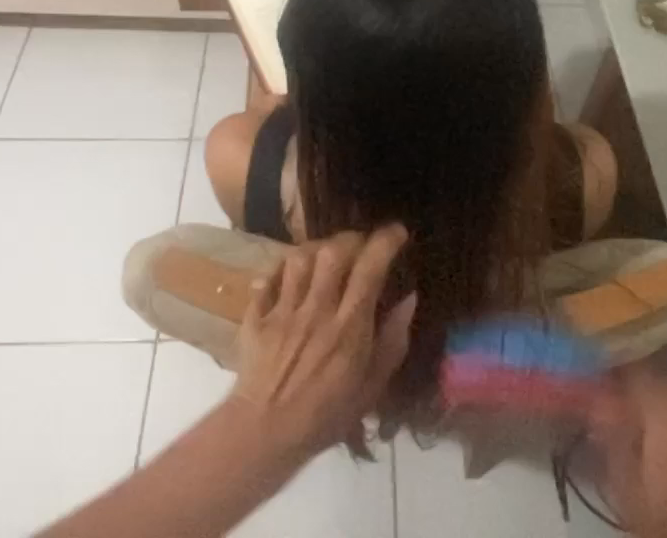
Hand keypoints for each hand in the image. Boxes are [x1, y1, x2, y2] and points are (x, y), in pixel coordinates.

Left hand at [229, 225, 416, 459]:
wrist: (265, 434)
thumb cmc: (326, 415)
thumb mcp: (372, 387)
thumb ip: (393, 341)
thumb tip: (409, 299)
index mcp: (349, 328)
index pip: (370, 269)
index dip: (385, 242)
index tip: (397, 233)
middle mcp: (316, 311)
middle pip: (333, 252)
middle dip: (351, 239)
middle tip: (361, 245)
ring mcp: (283, 311)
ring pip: (298, 259)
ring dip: (316, 249)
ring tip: (326, 256)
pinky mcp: (256, 317)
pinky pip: (267, 279)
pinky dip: (280, 269)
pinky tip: (291, 275)